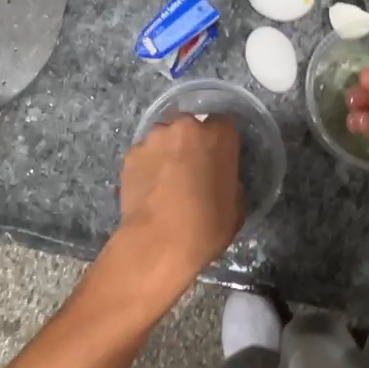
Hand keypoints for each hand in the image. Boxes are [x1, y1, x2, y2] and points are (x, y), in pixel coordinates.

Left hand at [116, 115, 243, 285]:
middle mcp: (186, 126)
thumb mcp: (236, 206)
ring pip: (164, 137)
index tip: (217, 161)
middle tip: (190, 170)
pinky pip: (144, 154)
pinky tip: (148, 188)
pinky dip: (147, 165)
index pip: (223, 125)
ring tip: (165, 180)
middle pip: (190, 126)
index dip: (219, 143)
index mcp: (218, 135)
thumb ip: (230, 180)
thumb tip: (218, 178)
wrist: (159, 242)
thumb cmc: (207, 225)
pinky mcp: (132, 153)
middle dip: (190, 143)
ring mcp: (155, 137)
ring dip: (167, 151)